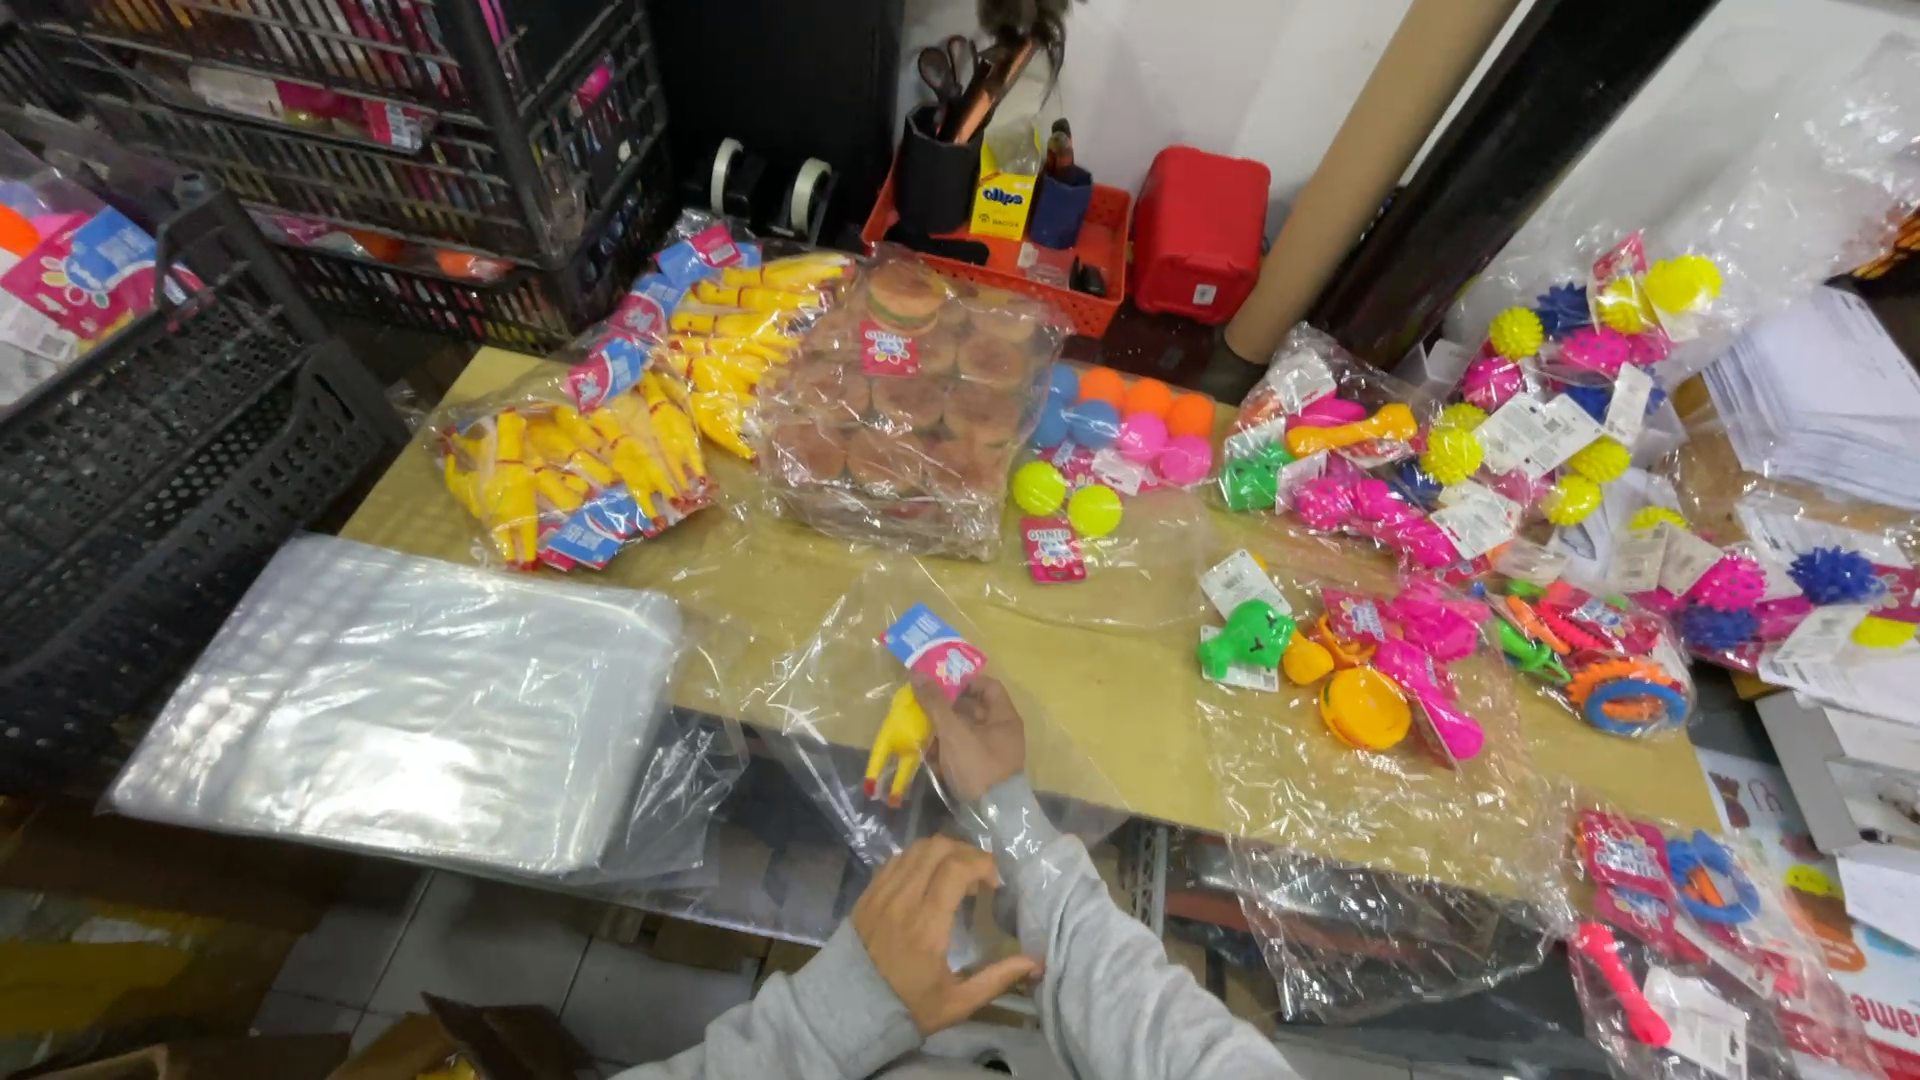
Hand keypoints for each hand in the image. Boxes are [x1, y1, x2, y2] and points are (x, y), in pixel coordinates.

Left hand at [853, 836, 1040, 1034]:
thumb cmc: (908, 1007)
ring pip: (917, 848)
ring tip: (954, 874)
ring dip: (942, 852)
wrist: (850, 1011)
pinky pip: (897, 858)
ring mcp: (882, 891)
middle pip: (938, 847)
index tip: (994, 881)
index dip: (982, 863)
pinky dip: (918, 858)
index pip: (956, 868)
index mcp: (926, 925)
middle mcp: (903, 899)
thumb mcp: (957, 1003)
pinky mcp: (869, 891)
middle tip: (978, 874)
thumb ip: (997, 979)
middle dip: (965, 852)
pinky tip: (927, 878)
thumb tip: (1035, 963)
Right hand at [911, 673, 1025, 801]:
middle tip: (923, 703)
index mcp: (1004, 717)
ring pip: (965, 730)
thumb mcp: (954, 732)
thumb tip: (917, 673)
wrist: (992, 817)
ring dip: (943, 728)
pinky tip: (927, 753)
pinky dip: (947, 749)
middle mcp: (1002, 731)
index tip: (939, 684)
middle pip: (973, 708)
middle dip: (947, 706)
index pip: (987, 686)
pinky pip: (963, 750)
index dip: (964, 682)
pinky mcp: (983, 769)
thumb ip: (935, 703)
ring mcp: (994, 751)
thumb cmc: (978, 766)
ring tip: (920, 727)